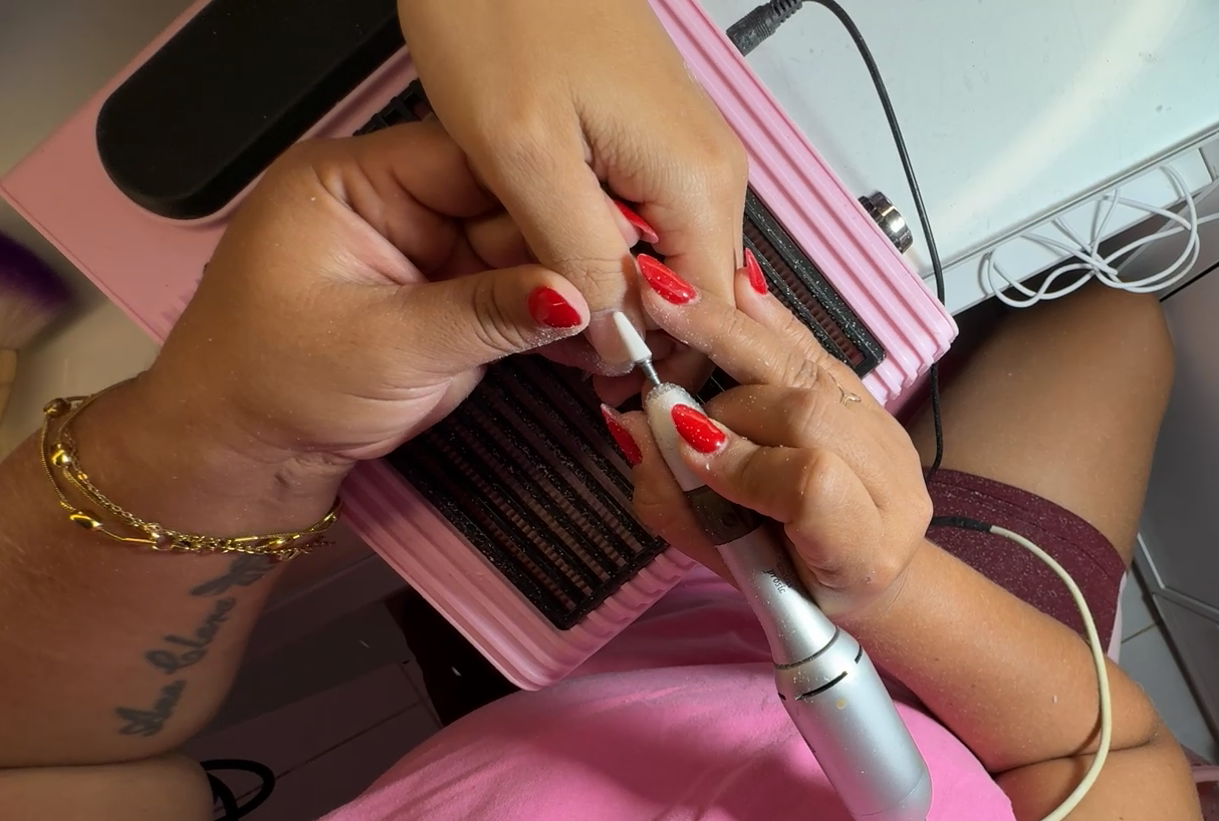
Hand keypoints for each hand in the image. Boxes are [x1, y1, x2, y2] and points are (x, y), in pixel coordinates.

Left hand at [129, 123, 591, 503]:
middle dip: (575, 253)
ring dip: (582, 296)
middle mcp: (410, 207)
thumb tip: (577, 298)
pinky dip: (567, 325)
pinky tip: (607, 344)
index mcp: (362, 182)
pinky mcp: (471, 301)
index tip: (618, 232)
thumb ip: (487, 314)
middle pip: (516, 212)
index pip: (474, 164)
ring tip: (634, 326)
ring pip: (535, 260)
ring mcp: (445, 257)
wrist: (264, 445)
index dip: (547, 193)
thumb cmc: (285, 381)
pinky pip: (533, 301)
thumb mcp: (389, 342)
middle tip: (642, 292)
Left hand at [400, 0, 748, 367]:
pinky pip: (657, 228)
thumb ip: (584, 263)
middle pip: (699, 295)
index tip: (605, 385)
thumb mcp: (526, 155)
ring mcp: (697, 162)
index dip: (660, 358)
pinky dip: (618, 253)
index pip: (711, 315)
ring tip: (559, 297)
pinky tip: (569, 247)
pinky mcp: (668, 148)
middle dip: (639, 330)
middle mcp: (717, 178)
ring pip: (675, 265)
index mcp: (701, 186)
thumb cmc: (501, 7)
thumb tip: (621, 339)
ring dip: (623, 293)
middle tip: (571, 350)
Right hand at [603, 258, 931, 624]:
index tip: (686, 446)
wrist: (867, 573)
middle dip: (730, 400)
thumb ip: (683, 510)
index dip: (744, 461)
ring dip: (736, 338)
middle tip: (665, 384)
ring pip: (813, 372)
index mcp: (865, 550)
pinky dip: (769, 321)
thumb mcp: (731, 569)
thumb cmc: (796, 585)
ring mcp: (891, 439)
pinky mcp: (876, 405)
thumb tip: (637, 427)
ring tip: (673, 301)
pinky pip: (818, 353)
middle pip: (810, 413)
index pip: (812, 485)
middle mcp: (893, 487)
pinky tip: (733, 287)